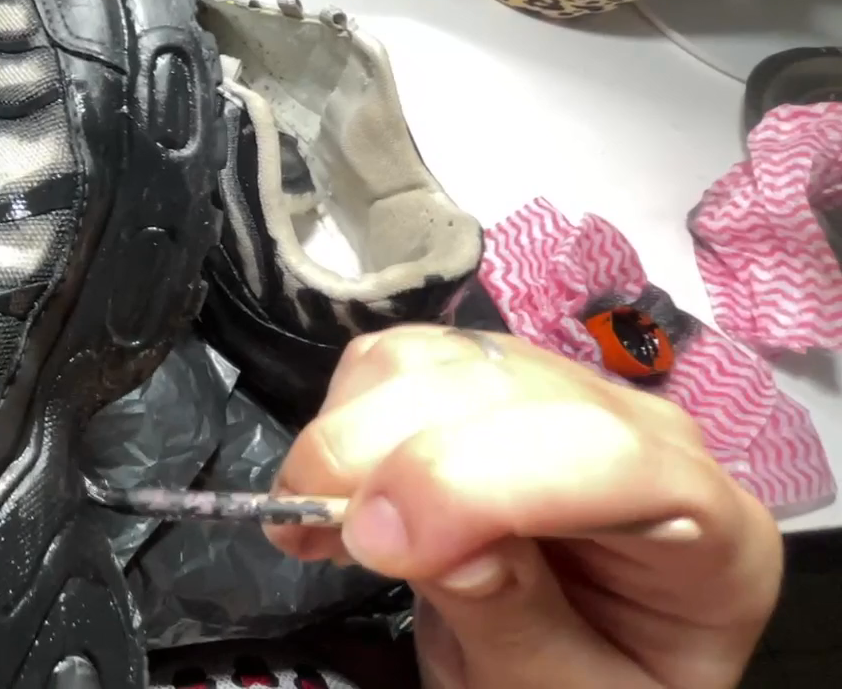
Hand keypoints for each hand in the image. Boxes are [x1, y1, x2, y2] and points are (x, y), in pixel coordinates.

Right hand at [266, 326, 781, 688]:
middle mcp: (624, 423)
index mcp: (704, 521)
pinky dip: (330, 416)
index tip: (375, 545)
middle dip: (380, 457)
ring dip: (342, 435)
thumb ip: (515, 620)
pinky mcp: (454, 366)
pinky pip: (376, 359)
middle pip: (490, 392)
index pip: (606, 457)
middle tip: (310, 533)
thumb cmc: (571, 678)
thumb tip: (436, 546)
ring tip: (312, 518)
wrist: (539, 648)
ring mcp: (533, 380)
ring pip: (419, 363)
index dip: (474, 483)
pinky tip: (328, 483)